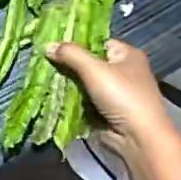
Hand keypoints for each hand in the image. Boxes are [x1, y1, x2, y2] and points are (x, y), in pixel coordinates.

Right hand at [45, 39, 177, 161]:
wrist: (138, 137)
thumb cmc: (122, 97)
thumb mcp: (95, 70)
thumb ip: (71, 55)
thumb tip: (47, 45)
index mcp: (127, 55)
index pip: (97, 42)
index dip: (75, 43)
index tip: (51, 45)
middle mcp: (122, 71)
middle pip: (89, 63)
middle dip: (67, 65)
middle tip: (43, 63)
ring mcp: (114, 93)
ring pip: (84, 84)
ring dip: (67, 85)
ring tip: (43, 79)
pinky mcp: (106, 111)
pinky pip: (84, 101)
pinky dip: (71, 100)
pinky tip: (53, 96)